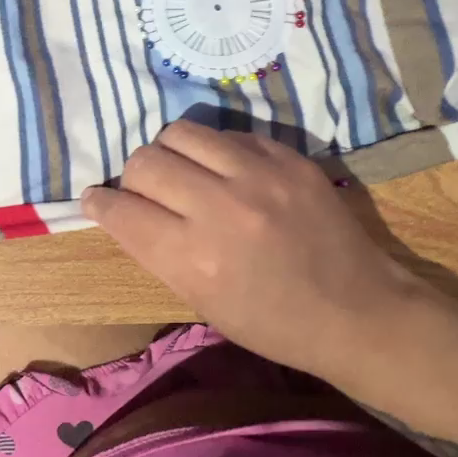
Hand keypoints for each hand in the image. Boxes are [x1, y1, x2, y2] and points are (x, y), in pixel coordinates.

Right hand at [81, 121, 427, 383]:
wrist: (360, 313)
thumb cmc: (271, 323)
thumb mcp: (199, 301)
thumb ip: (155, 250)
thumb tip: (117, 208)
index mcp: (194, 258)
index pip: (120, 210)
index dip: (99, 203)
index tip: (97, 201)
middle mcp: (220, 209)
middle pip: (144, 162)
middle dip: (134, 179)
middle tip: (148, 194)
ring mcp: (258, 177)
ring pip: (179, 133)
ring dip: (170, 153)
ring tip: (183, 173)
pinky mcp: (287, 158)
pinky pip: (226, 133)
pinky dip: (214, 151)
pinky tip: (226, 172)